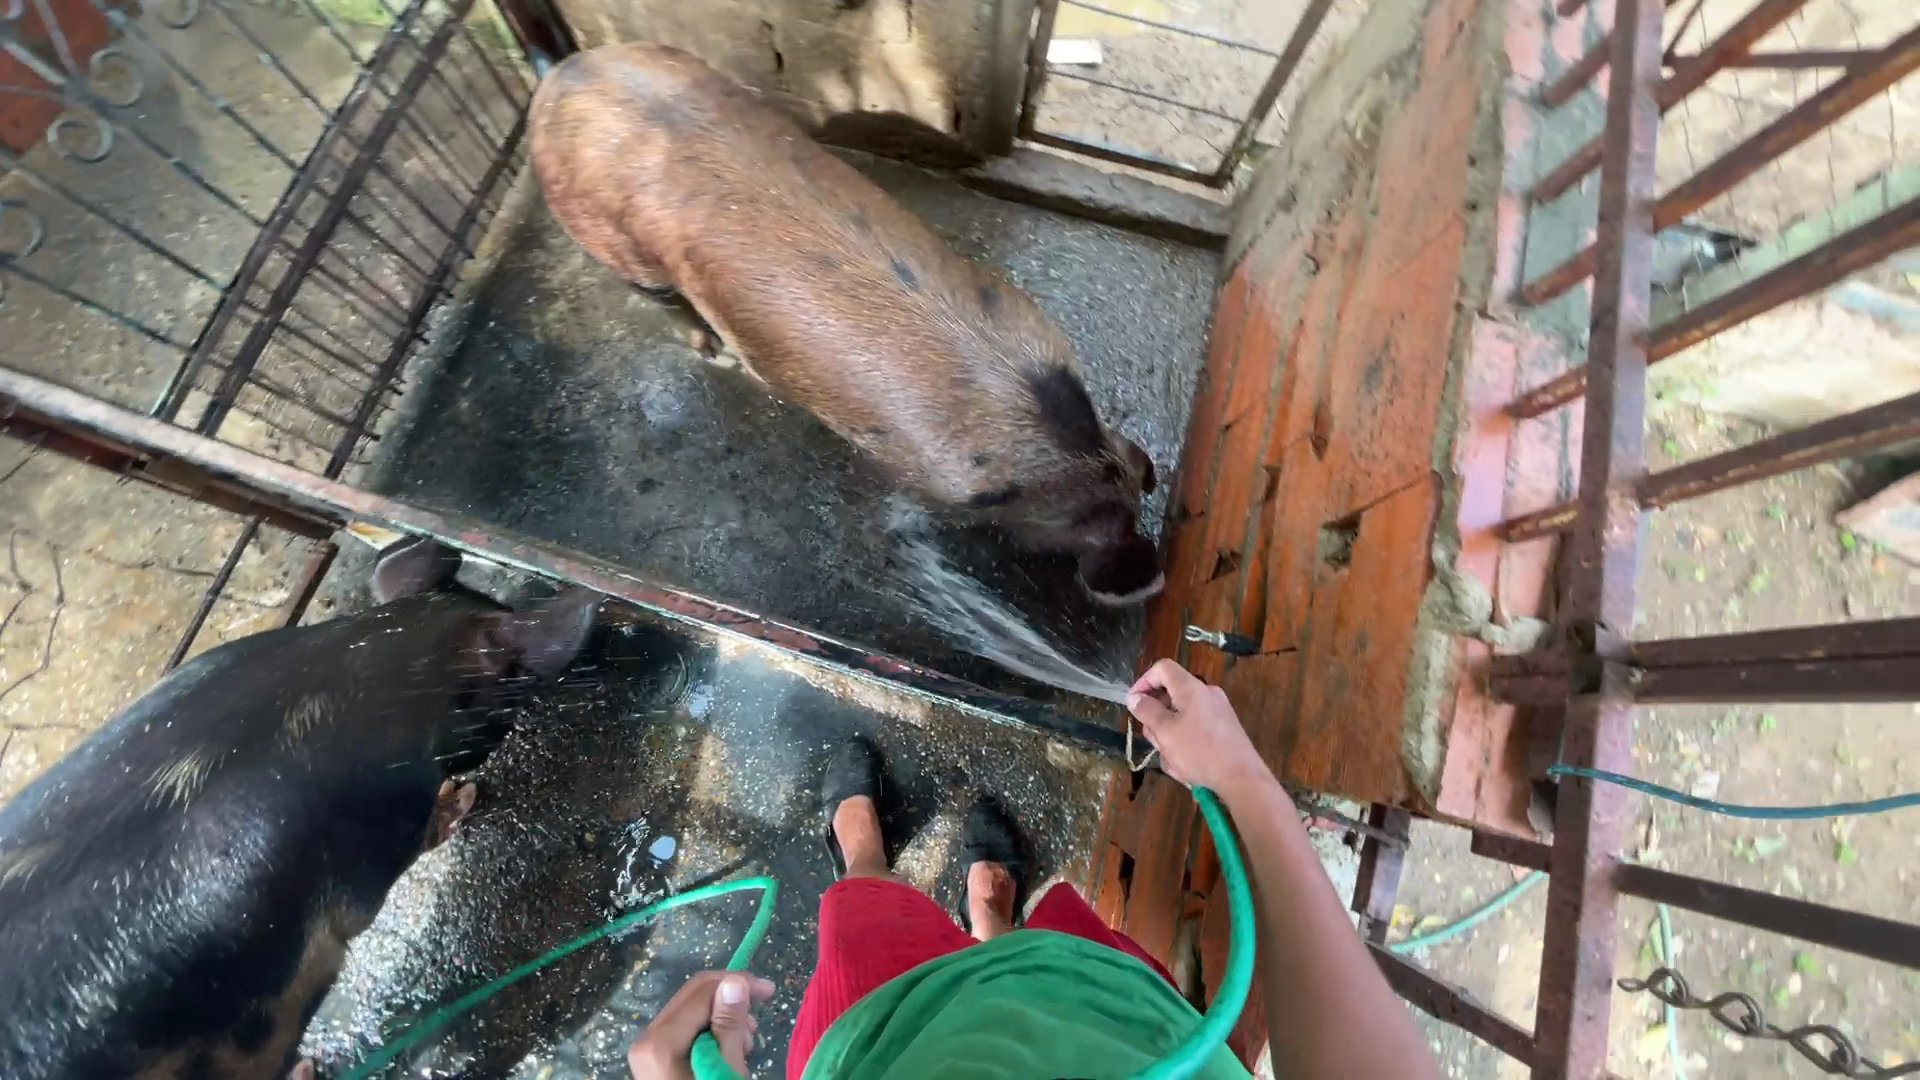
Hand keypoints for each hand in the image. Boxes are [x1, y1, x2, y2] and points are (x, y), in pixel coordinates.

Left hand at [628, 971, 775, 1078]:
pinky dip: (711, 1030)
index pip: (703, 990)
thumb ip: (728, 1026)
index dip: (739, 983)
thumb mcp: (725, 1073)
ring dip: (723, 1016)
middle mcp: (647, 1038)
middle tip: (759, 1016)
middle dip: (731, 999)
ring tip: (745, 1042)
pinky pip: (686, 1028)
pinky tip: (727, 1050)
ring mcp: (648, 1049)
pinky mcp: (654, 1058)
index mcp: (660, 1042)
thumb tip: (734, 981)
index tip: (769, 992)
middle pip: (695, 995)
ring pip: (692, 1010)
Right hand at [1126, 659, 1271, 799]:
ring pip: (1180, 718)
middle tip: (1154, 740)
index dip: (1143, 682)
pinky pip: (1195, 731)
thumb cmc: (1200, 751)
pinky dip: (1185, 745)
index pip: (1162, 669)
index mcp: (1191, 687)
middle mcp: (1206, 694)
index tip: (1133, 704)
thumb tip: (1135, 698)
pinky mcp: (1223, 731)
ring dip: (1169, 738)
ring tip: (1172, 762)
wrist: (1243, 780)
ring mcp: (1217, 713)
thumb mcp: (1165, 731)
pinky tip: (1185, 768)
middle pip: (1170, 696)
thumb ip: (1146, 710)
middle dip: (1156, 719)